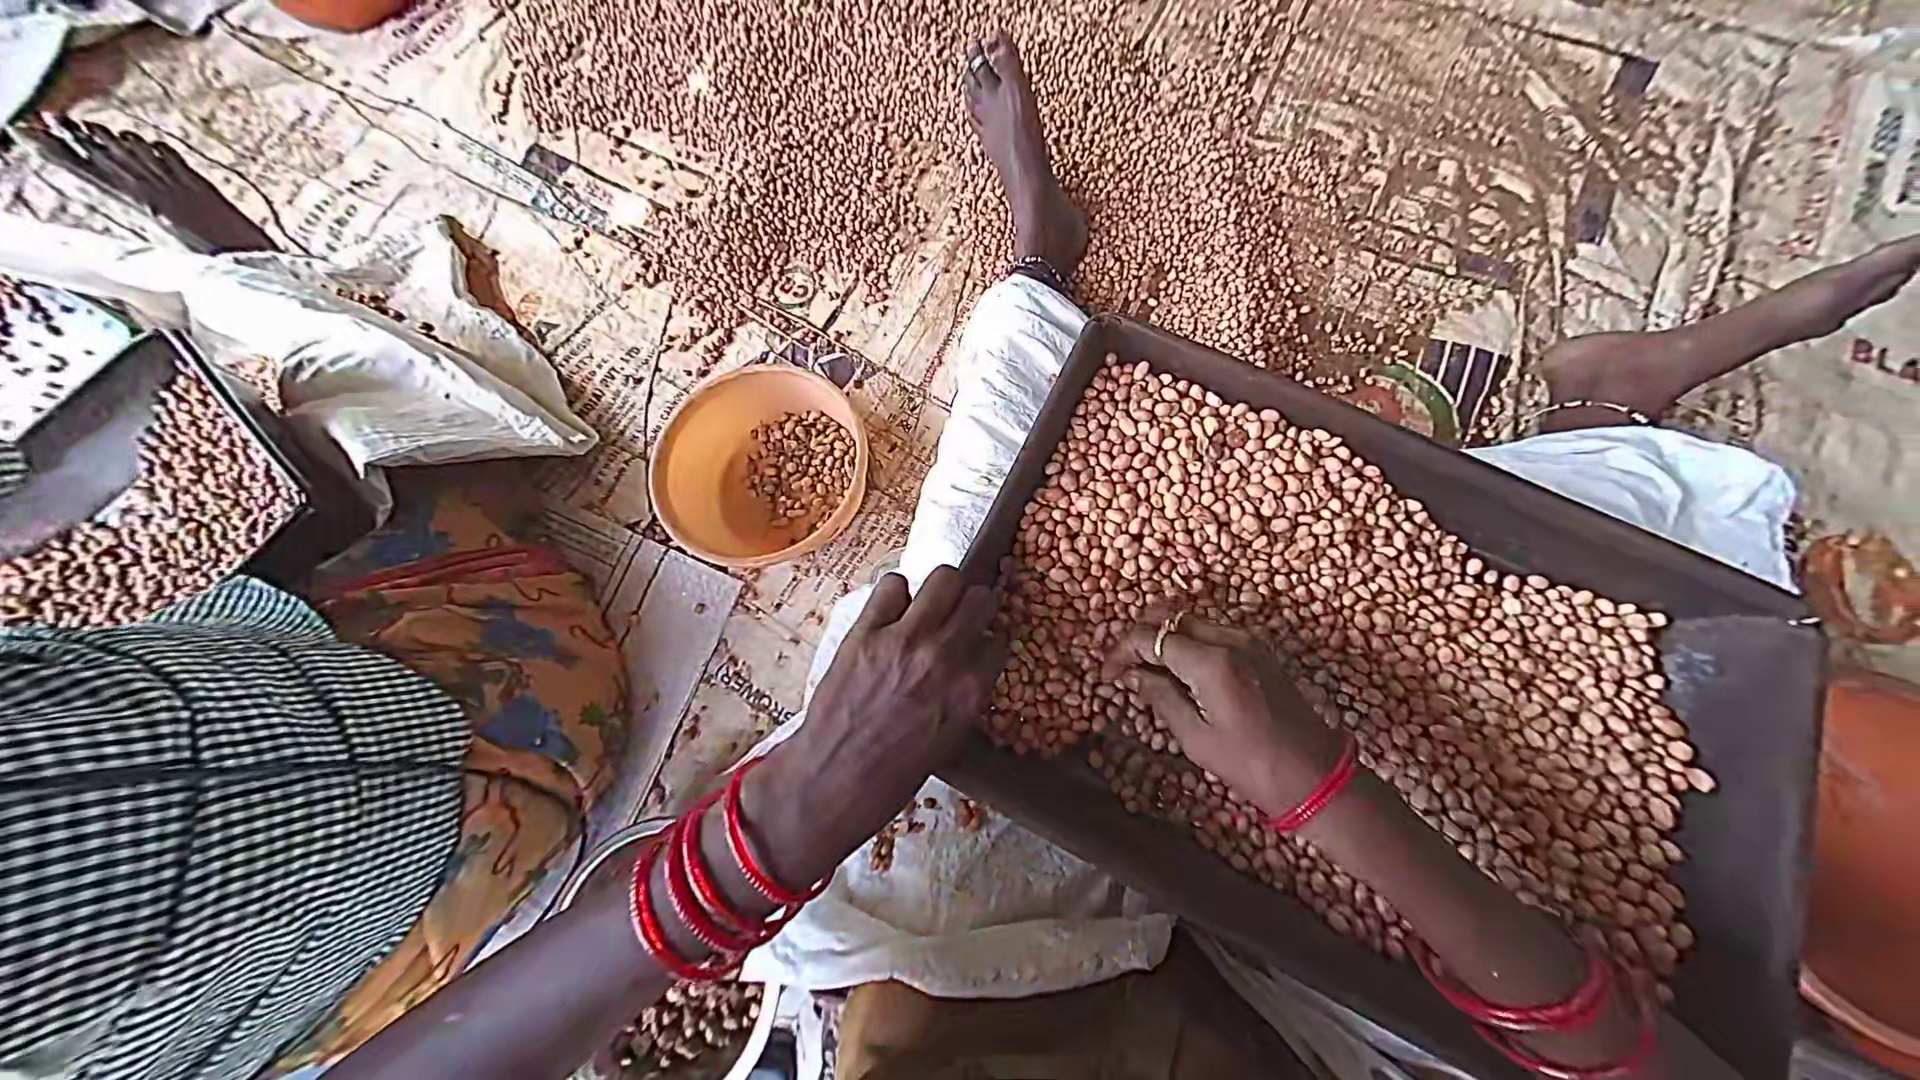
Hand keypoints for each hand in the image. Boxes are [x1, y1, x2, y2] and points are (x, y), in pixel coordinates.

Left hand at [758, 566, 1004, 873]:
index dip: (988, 640)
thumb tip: (969, 663)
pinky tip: (892, 612)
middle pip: (979, 600)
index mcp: (969, 691)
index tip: (980, 641)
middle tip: (962, 612)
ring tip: (930, 603)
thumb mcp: (948, 740)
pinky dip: (896, 593)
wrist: (831, 780)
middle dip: (975, 605)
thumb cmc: (890, 775)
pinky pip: (893, 585)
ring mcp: (903, 640)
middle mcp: (943, 658)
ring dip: (942, 589)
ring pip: (944, 578)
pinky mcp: (865, 631)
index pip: (998, 641)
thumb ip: (964, 695)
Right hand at [1100, 609, 1347, 816]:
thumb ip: (1159, 696)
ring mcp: (1248, 641)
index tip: (1107, 674)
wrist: (1318, 777)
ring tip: (1148, 672)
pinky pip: (1210, 633)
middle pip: (1168, 618)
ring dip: (1163, 639)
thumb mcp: (1196, 737)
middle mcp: (1230, 640)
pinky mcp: (1258, 650)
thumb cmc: (1252, 765)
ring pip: (1189, 621)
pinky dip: (1186, 644)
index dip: (1121, 651)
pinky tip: (1178, 672)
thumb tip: (1131, 674)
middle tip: (1124, 668)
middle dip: (1140, 639)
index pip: (1150, 637)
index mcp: (1212, 662)